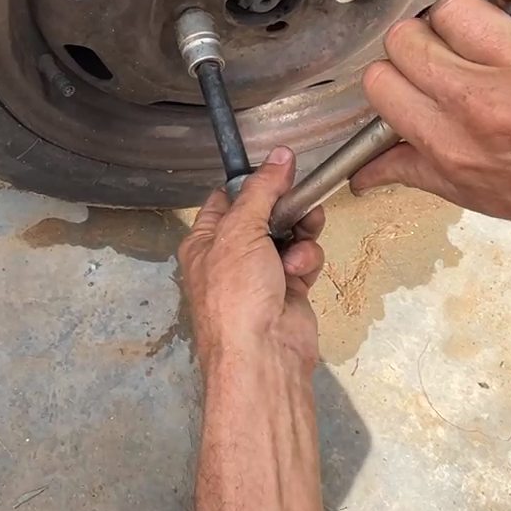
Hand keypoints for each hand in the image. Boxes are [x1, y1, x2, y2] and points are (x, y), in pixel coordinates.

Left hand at [178, 147, 326, 373]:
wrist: (263, 353)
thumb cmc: (236, 294)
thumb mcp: (241, 231)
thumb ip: (262, 191)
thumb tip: (280, 157)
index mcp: (205, 241)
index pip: (226, 199)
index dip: (252, 183)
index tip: (280, 168)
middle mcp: (230, 256)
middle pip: (264, 215)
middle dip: (286, 209)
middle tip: (300, 202)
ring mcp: (259, 274)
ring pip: (289, 236)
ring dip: (300, 237)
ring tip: (299, 247)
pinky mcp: (288, 289)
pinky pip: (303, 260)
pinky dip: (306, 262)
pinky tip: (300, 271)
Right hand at [351, 0, 510, 251]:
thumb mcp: (480, 196)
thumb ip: (415, 172)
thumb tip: (361, 172)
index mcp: (453, 144)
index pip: (380, 84)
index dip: (393, 78)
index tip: (414, 80)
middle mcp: (481, 103)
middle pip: (406, 39)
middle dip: (422, 45)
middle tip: (452, 57)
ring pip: (453, 6)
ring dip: (466, 18)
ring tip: (490, 34)